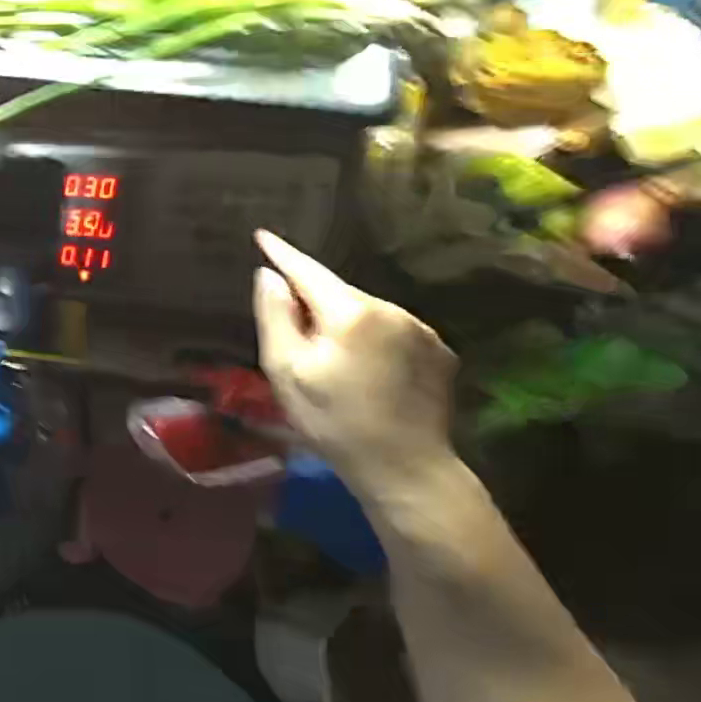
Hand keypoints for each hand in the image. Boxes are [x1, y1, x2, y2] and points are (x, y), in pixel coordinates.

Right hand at [253, 230, 457, 489]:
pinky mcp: (438, 351)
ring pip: (363, 311)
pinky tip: (360, 367)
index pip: (308, 271)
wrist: (404, 466)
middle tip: (286, 325)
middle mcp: (391, 310)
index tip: (262, 235)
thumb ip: (275, 317)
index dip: (282, 254)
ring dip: (339, 320)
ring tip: (323, 354)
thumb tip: (270, 276)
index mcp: (351, 313)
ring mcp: (421, 330)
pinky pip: (389, 330)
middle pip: (337, 292)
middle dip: (309, 298)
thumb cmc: (331, 420)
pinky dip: (367, 336)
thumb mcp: (285, 371)